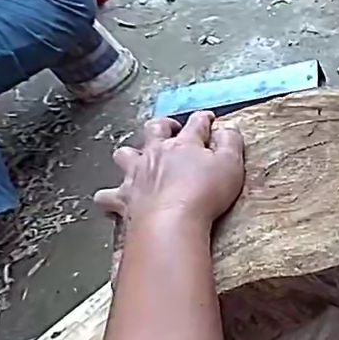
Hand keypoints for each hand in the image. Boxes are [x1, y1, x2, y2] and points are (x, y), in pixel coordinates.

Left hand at [94, 112, 245, 228]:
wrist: (171, 221)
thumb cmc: (205, 192)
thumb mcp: (231, 164)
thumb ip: (231, 143)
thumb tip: (227, 128)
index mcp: (184, 144)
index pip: (196, 124)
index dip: (204, 119)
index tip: (210, 118)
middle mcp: (155, 153)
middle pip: (154, 129)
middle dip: (164, 125)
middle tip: (172, 129)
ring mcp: (135, 174)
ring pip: (124, 154)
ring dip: (131, 154)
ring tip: (139, 160)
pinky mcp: (122, 198)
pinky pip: (107, 195)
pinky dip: (110, 195)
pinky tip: (118, 198)